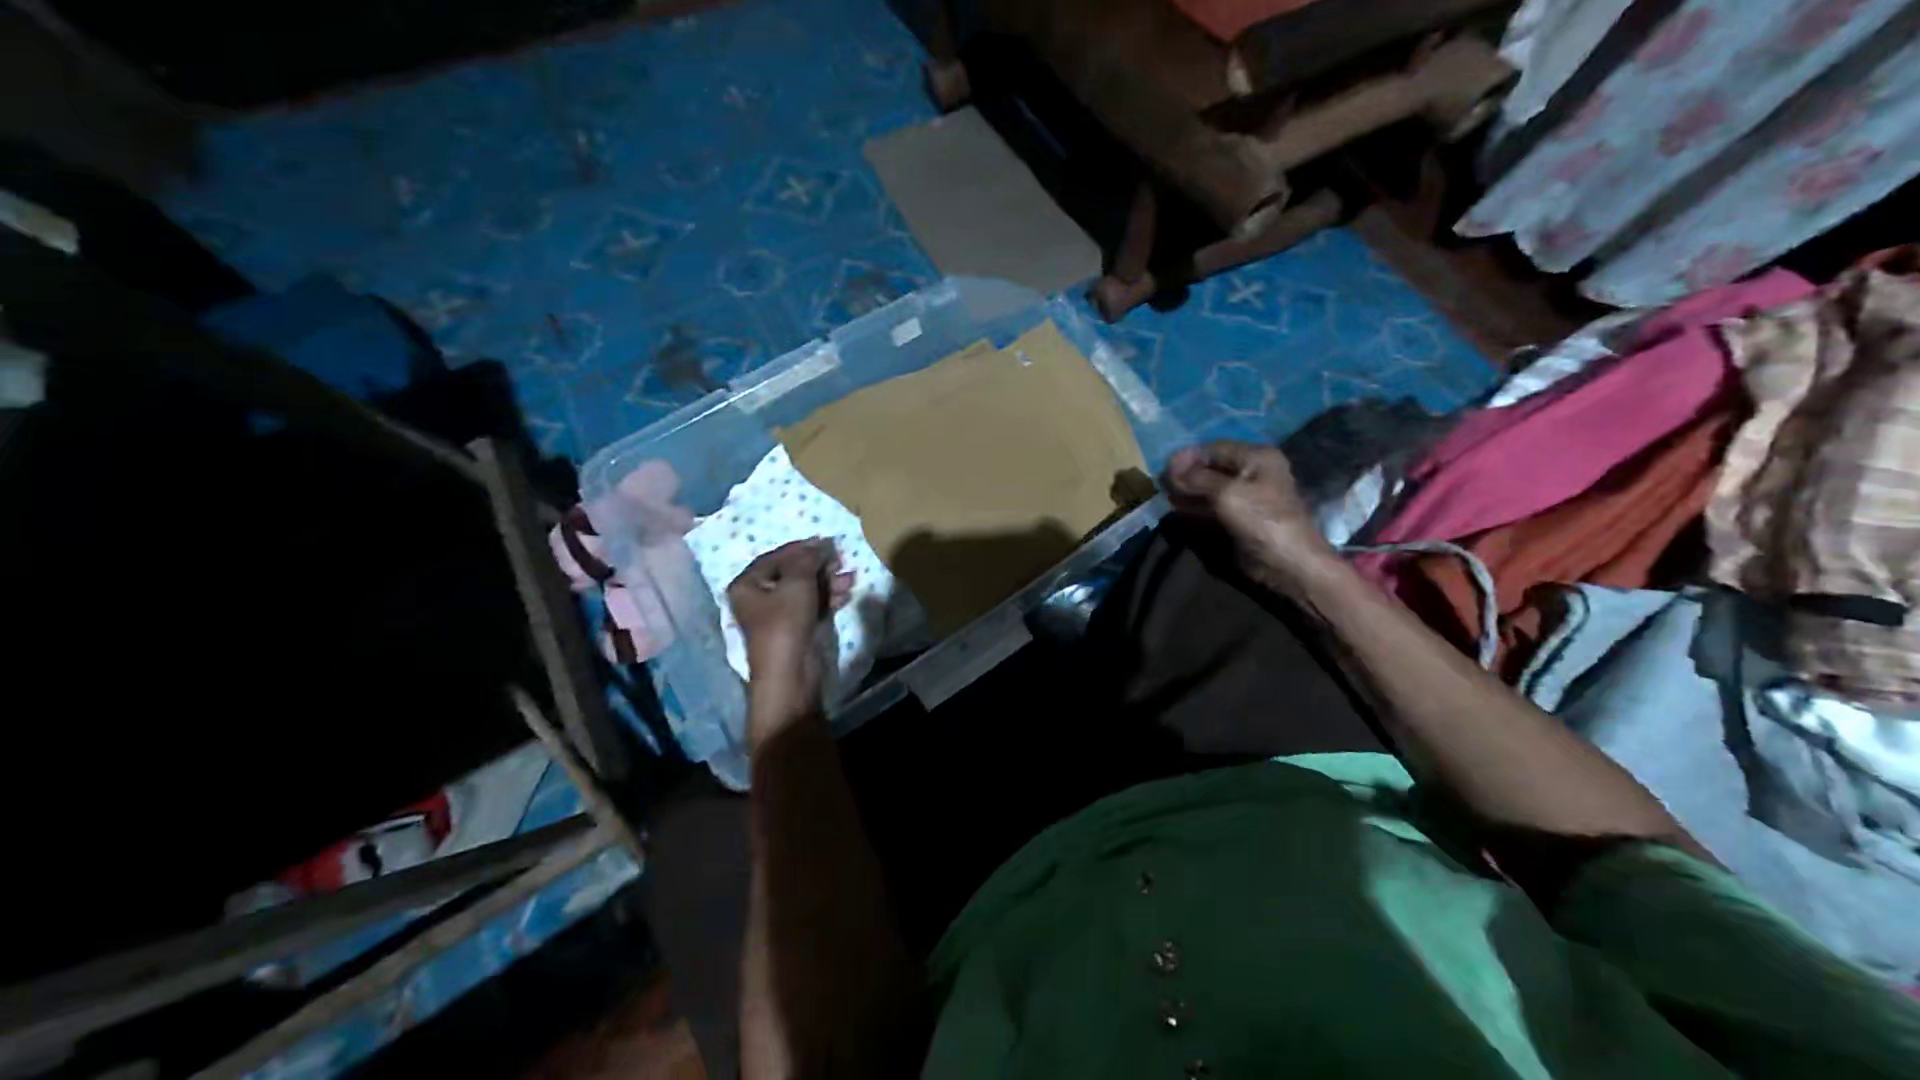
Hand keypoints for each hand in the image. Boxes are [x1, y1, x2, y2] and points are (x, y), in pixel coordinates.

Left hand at [728, 538, 853, 709]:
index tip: (827, 542)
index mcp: (747, 584)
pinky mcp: (796, 628)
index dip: (802, 547)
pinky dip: (828, 598)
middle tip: (840, 561)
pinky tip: (846, 594)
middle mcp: (758, 597)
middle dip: (819, 566)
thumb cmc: (786, 623)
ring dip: (828, 582)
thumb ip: (808, 558)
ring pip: (805, 589)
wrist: (791, 674)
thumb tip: (820, 542)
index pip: (776, 556)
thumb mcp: (797, 583)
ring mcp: (778, 615)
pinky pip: (812, 605)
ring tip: (850, 579)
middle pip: (792, 572)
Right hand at [1164, 441, 1338, 593]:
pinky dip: (1196, 510)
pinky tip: (1182, 516)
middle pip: (1209, 468)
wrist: (1288, 564)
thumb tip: (1169, 469)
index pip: (1212, 449)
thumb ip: (1195, 479)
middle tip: (1165, 491)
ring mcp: (1246, 496)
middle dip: (1186, 478)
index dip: (1186, 458)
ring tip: (1171, 504)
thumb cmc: (1262, 522)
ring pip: (1208, 489)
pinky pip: (1212, 508)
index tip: (1163, 473)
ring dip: (1188, 495)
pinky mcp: (1240, 518)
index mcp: (1257, 457)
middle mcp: (1252, 472)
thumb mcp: (1226, 494)